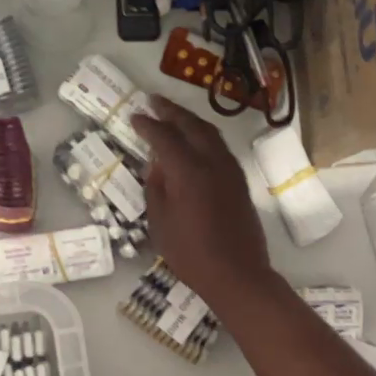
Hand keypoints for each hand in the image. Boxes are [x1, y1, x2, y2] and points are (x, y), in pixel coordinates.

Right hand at [132, 97, 272, 303]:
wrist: (237, 274)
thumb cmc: (192, 256)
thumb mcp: (161, 224)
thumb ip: (157, 188)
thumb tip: (158, 165)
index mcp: (188, 172)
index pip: (164, 137)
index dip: (147, 125)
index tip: (134, 117)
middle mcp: (212, 162)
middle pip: (191, 125)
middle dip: (171, 111)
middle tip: (153, 101)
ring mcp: (230, 171)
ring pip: (210, 133)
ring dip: (190, 120)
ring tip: (174, 115)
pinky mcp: (240, 182)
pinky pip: (220, 148)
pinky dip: (205, 137)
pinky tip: (196, 142)